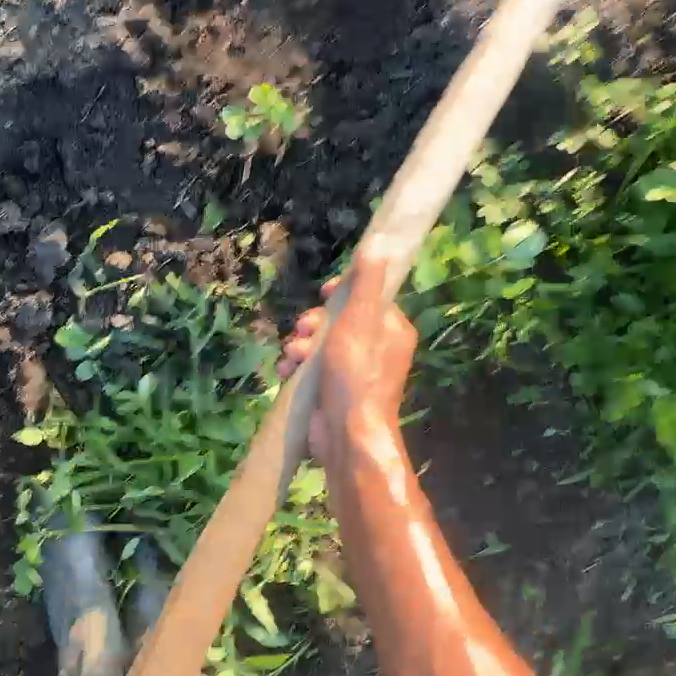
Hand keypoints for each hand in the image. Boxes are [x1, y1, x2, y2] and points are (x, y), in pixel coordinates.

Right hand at [276, 252, 417, 465]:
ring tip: (293, 358)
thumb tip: (380, 243)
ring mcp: (351, 372)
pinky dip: (295, 368)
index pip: (367, 297)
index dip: (342, 293)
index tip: (326, 293)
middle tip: (304, 331)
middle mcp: (374, 349)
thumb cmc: (358, 371)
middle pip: (337, 320)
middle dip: (313, 323)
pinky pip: (309, 368)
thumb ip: (368, 282)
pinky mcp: (330, 390)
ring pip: (318, 344)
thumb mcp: (362, 318)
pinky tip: (285, 373)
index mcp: (390, 329)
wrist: (346, 432)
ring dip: (299, 346)